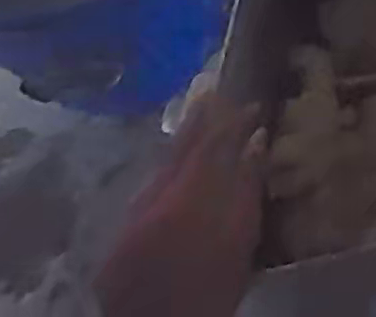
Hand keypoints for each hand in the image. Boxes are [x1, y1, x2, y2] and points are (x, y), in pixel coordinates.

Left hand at [95, 98, 266, 316]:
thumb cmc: (215, 284)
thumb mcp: (243, 234)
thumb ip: (248, 183)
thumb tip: (256, 139)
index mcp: (189, 196)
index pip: (213, 143)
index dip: (233, 120)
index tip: (253, 103)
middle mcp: (154, 200)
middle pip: (180, 150)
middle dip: (197, 121)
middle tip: (210, 91)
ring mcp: (131, 220)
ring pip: (160, 169)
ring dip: (179, 146)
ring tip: (195, 123)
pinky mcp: (119, 241)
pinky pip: (146, 192)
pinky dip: (165, 174)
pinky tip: (174, 170)